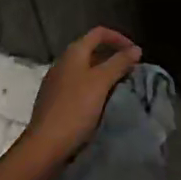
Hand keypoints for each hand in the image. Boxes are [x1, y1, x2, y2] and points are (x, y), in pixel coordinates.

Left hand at [22, 26, 142, 163]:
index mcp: (73, 52)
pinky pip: (78, 87)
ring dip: (103, 75)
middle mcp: (62, 62)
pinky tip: (100, 104)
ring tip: (119, 89)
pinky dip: (93, 90)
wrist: (44, 146)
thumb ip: (119, 63)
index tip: (135, 53)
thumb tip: (136, 49)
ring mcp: (56, 82)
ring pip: (85, 71)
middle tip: (130, 72)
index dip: (119, 38)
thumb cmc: (75, 109)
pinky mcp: (54, 101)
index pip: (99, 33)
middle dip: (113, 58)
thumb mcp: (101, 82)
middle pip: (92, 51)